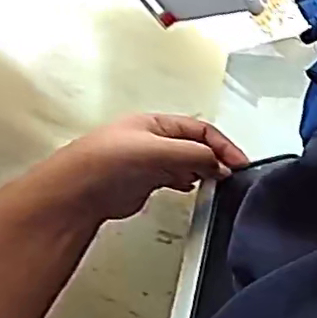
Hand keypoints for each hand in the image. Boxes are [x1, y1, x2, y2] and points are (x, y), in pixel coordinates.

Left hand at [36, 114, 248, 220]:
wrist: (76, 193)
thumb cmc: (104, 164)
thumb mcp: (159, 151)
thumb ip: (196, 155)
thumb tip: (222, 165)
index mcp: (154, 124)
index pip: (202, 129)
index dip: (224, 145)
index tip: (239, 163)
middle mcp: (153, 139)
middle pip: (198, 145)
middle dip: (217, 158)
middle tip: (231, 173)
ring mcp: (151, 159)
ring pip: (191, 162)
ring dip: (206, 171)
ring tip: (215, 181)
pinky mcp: (148, 179)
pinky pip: (180, 177)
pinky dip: (192, 182)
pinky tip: (192, 187)